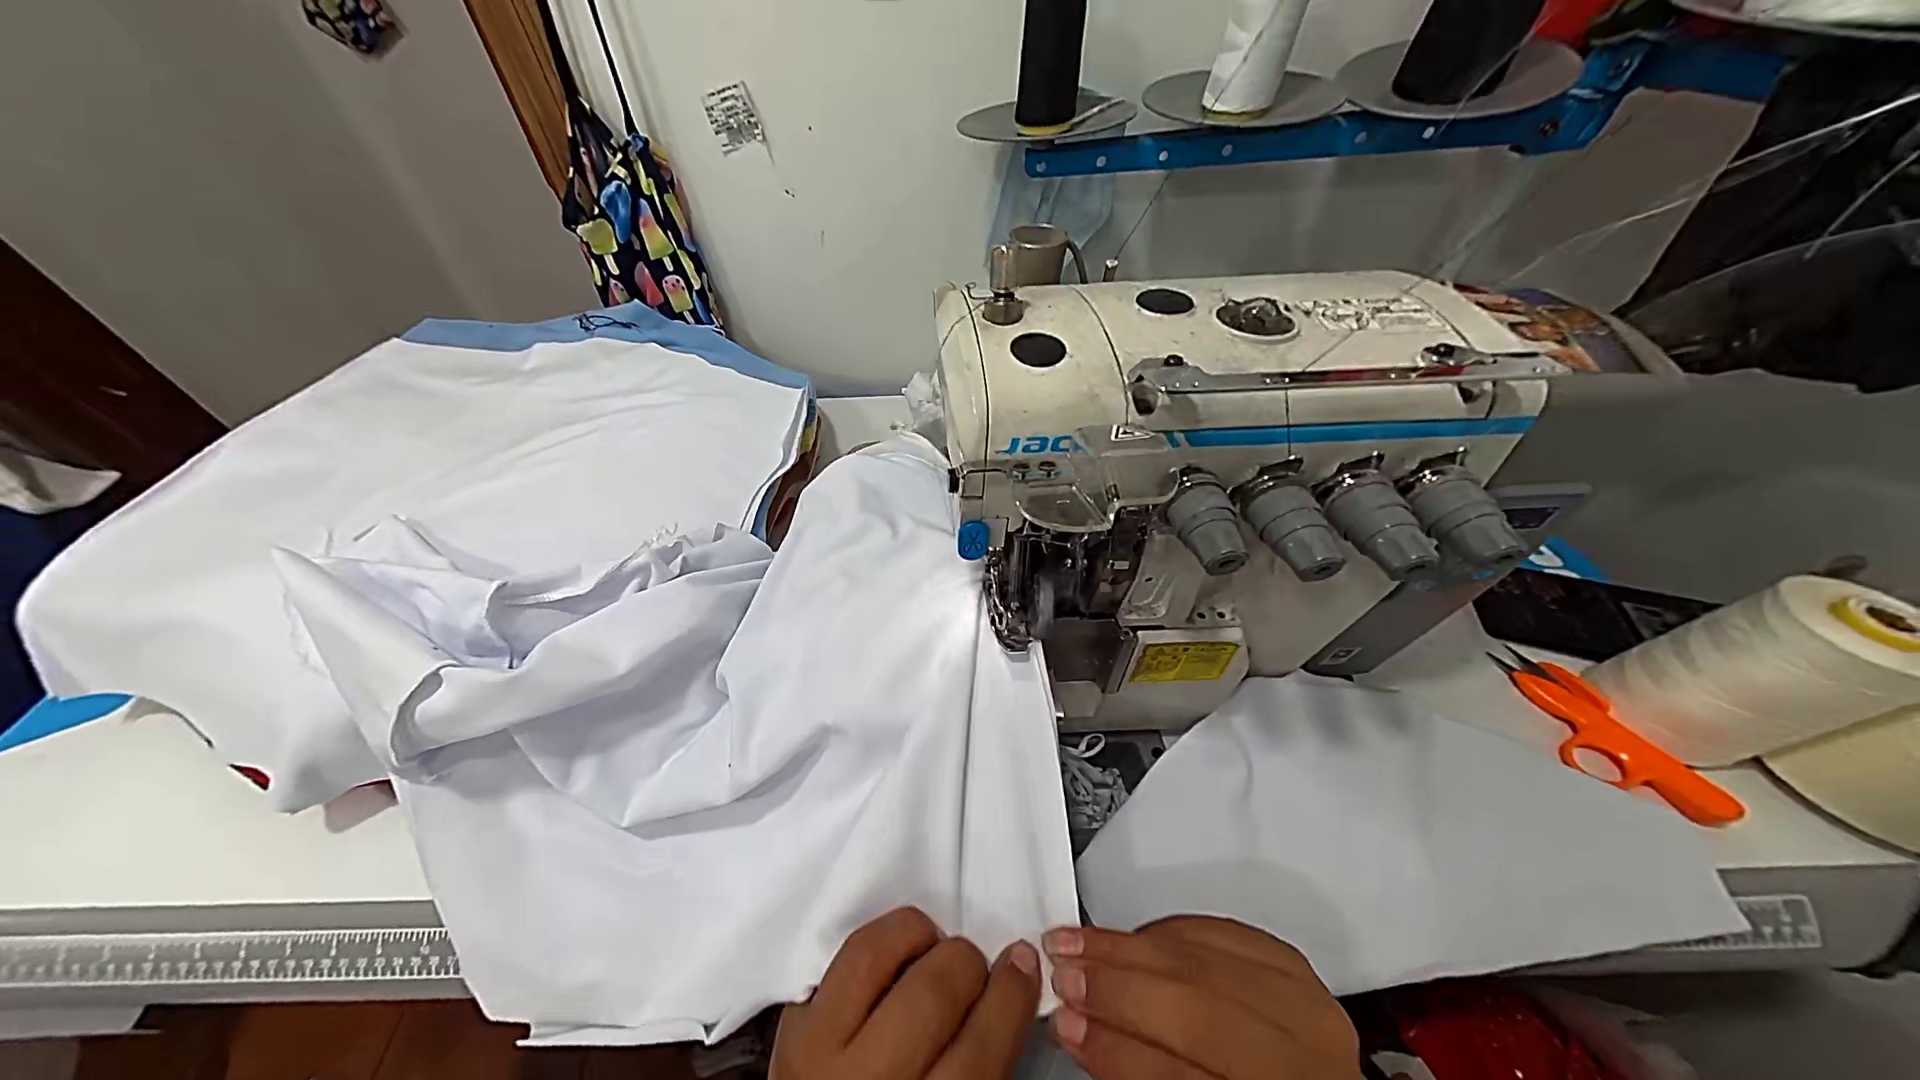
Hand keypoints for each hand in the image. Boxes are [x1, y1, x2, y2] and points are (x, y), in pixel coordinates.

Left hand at [774, 907, 1041, 1079]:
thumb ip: (980, 1059)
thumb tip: (1012, 983)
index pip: (979, 1052)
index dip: (1010, 996)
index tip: (1021, 966)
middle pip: (930, 996)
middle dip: (966, 964)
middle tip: (974, 967)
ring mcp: (819, 1055)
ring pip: (873, 954)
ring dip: (917, 936)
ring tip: (932, 949)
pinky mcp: (793, 1027)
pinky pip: (842, 954)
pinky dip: (879, 939)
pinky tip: (896, 955)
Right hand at [1042, 916, 1358, 1079]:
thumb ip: (1142, 1069)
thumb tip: (1079, 1026)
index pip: (1184, 1074)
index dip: (1117, 1049)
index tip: (1068, 1024)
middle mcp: (1308, 1065)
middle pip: (1200, 1009)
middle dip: (1116, 986)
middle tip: (1064, 973)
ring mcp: (1310, 1014)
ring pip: (1207, 961)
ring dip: (1130, 946)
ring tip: (1079, 942)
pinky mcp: (1300, 974)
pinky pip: (1228, 934)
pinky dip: (1173, 929)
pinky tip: (1136, 932)